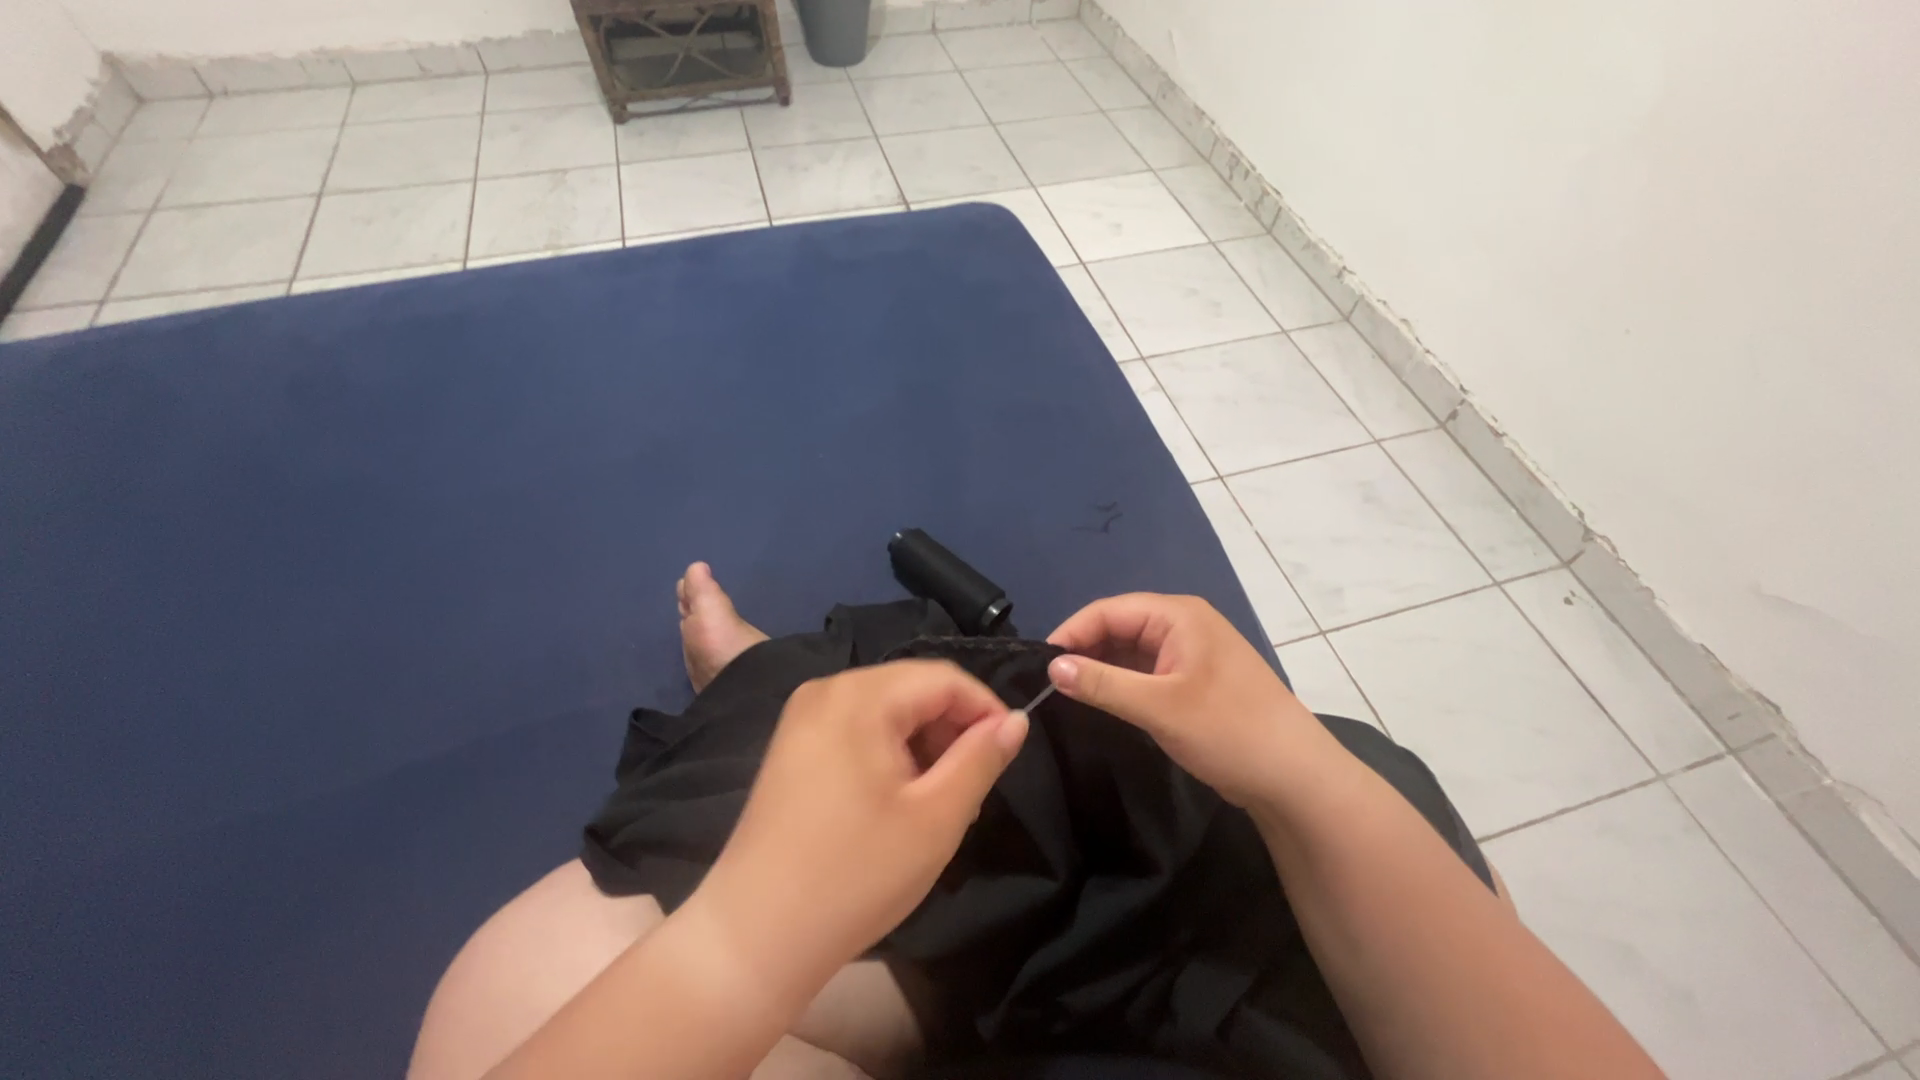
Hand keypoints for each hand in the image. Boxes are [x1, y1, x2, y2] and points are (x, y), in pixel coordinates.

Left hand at [687, 659, 1027, 1001]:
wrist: (754, 936)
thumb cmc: (855, 874)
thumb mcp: (936, 817)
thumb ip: (981, 759)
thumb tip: (1015, 720)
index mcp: (859, 695)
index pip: (943, 678)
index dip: (986, 709)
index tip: (1009, 754)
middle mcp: (825, 690)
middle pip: (912, 688)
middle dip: (952, 729)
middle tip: (972, 787)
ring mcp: (801, 718)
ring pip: (886, 710)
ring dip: (923, 743)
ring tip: (938, 800)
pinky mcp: (790, 747)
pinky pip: (856, 728)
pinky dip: (889, 753)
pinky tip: (896, 800)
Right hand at [1047, 593, 1336, 806]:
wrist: (1295, 778)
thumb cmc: (1229, 731)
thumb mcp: (1159, 707)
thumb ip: (1102, 684)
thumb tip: (1052, 667)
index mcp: (1179, 615)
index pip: (1109, 610)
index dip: (1072, 633)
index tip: (1039, 665)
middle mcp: (1184, 625)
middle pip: (1119, 626)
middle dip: (1085, 650)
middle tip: (1049, 683)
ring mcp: (1192, 653)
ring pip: (1132, 651)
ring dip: (1102, 668)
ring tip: (1068, 694)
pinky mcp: (1195, 681)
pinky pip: (1147, 671)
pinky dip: (1122, 683)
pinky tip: (1102, 702)